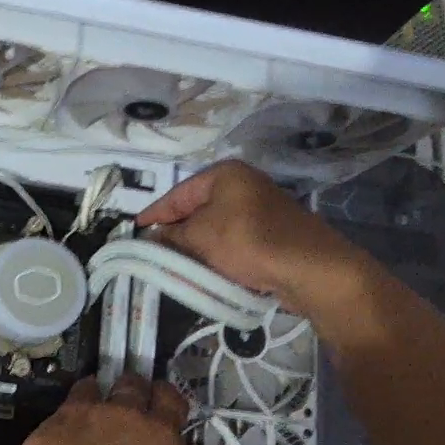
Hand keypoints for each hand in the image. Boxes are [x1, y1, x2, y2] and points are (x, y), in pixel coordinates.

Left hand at [0, 375, 198, 444]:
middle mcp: (157, 437)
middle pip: (167, 401)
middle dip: (158, 397)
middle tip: (147, 399)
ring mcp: (119, 416)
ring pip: (130, 385)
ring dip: (123, 389)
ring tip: (110, 396)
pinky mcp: (79, 407)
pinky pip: (86, 388)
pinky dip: (84, 393)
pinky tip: (75, 403)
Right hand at [137, 159, 373, 319]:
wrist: (308, 268)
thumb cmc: (247, 242)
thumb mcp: (198, 238)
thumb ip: (170, 237)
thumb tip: (152, 239)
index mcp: (225, 175)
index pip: (178, 193)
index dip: (155, 213)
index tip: (136, 229)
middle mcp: (244, 186)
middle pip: (197, 209)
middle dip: (176, 231)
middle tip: (154, 250)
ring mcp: (261, 209)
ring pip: (216, 227)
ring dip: (197, 246)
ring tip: (176, 264)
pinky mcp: (273, 234)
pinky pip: (234, 242)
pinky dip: (218, 254)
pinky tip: (207, 270)